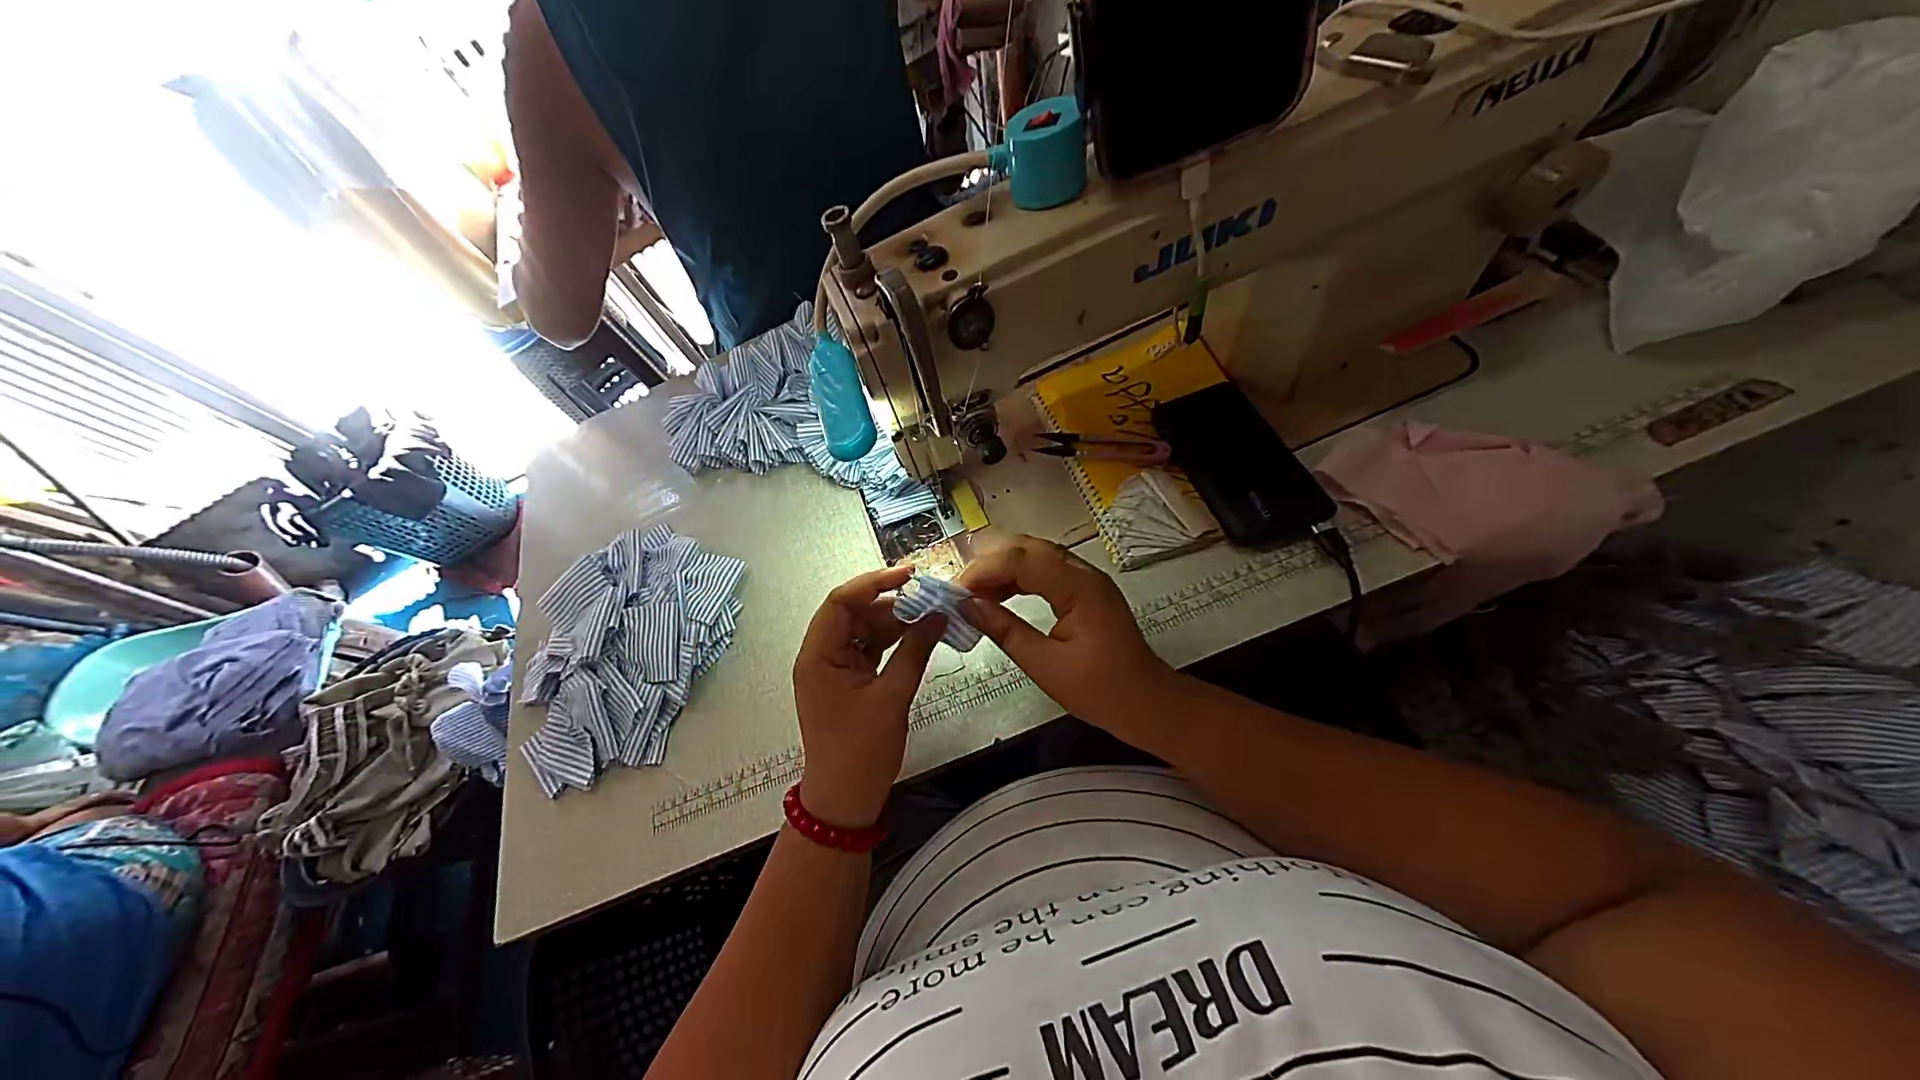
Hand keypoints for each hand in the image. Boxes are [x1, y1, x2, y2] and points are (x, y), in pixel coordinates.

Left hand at [792, 567, 944, 829]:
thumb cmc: (861, 752)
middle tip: (931, 601)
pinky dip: (894, 641)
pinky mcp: (849, 680)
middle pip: (854, 612)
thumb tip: (937, 616)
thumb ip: (914, 651)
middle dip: (892, 603)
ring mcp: (835, 667)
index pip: (841, 601)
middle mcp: (822, 655)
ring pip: (865, 629)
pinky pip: (871, 648)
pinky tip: (920, 636)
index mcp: (818, 656)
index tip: (910, 575)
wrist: (845, 800)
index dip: (874, 582)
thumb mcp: (892, 698)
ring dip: (896, 622)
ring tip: (932, 618)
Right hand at [956, 536, 1179, 732]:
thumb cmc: (1101, 691)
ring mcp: (1086, 578)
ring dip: (1001, 568)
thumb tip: (968, 607)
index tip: (955, 591)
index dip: (984, 570)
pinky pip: (1045, 570)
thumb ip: (1005, 630)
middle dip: (989, 563)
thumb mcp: (1046, 666)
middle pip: (1028, 548)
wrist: (1147, 702)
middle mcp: (1084, 573)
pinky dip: (1017, 578)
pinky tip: (998, 596)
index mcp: (1079, 588)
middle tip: (959, 589)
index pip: (1022, 560)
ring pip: (1035, 555)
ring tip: (972, 594)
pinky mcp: (1084, 589)